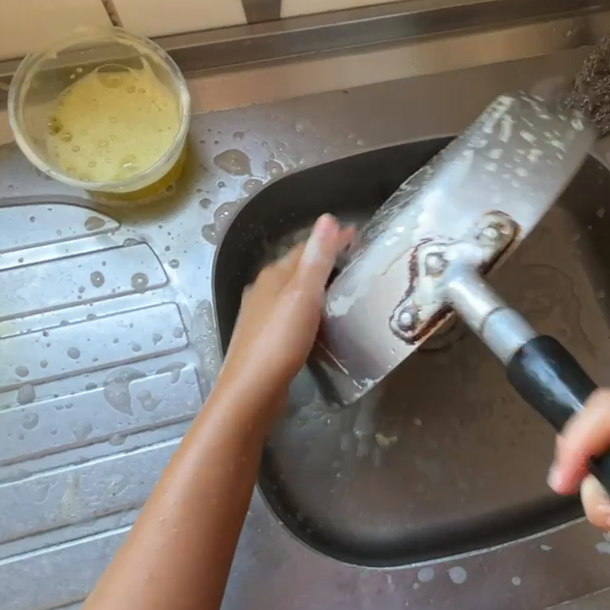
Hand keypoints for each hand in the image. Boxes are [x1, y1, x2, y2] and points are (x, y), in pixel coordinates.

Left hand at [218, 215, 352, 407]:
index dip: (332, 239)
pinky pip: (290, 314)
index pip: (306, 247)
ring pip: (293, 292)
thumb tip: (328, 218)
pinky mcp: (265, 339)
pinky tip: (318, 322)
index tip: (358, 235)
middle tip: (355, 263)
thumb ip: (317, 258)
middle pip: (297, 268)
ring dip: (315, 287)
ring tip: (342, 291)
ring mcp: (261, 315)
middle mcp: (263, 290)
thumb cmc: (279, 341)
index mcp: (274, 275)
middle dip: (324, 261)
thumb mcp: (303, 295)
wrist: (251, 391)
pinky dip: (308, 310)